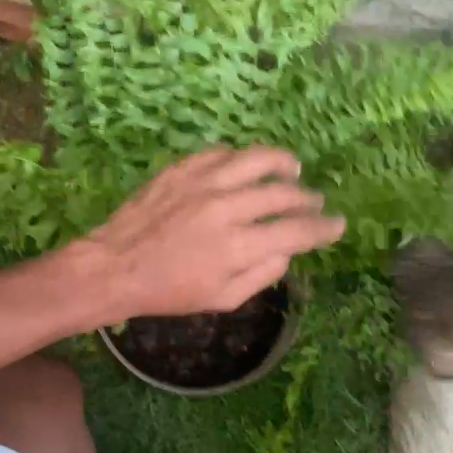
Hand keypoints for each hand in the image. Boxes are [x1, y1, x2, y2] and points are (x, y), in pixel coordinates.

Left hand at [78, 146, 344, 321]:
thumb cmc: (168, 291)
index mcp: (237, 246)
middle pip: (282, 191)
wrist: (114, 266)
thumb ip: (262, 275)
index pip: (296, 231)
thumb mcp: (222, 299)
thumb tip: (287, 250)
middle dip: (307, 197)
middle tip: (314, 202)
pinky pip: (220, 153)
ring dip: (282, 162)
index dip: (324, 228)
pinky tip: (245, 167)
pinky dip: (240, 159)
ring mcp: (201, 183)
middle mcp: (225, 208)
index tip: (338, 225)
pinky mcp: (181, 169)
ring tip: (293, 168)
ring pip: (256, 158)